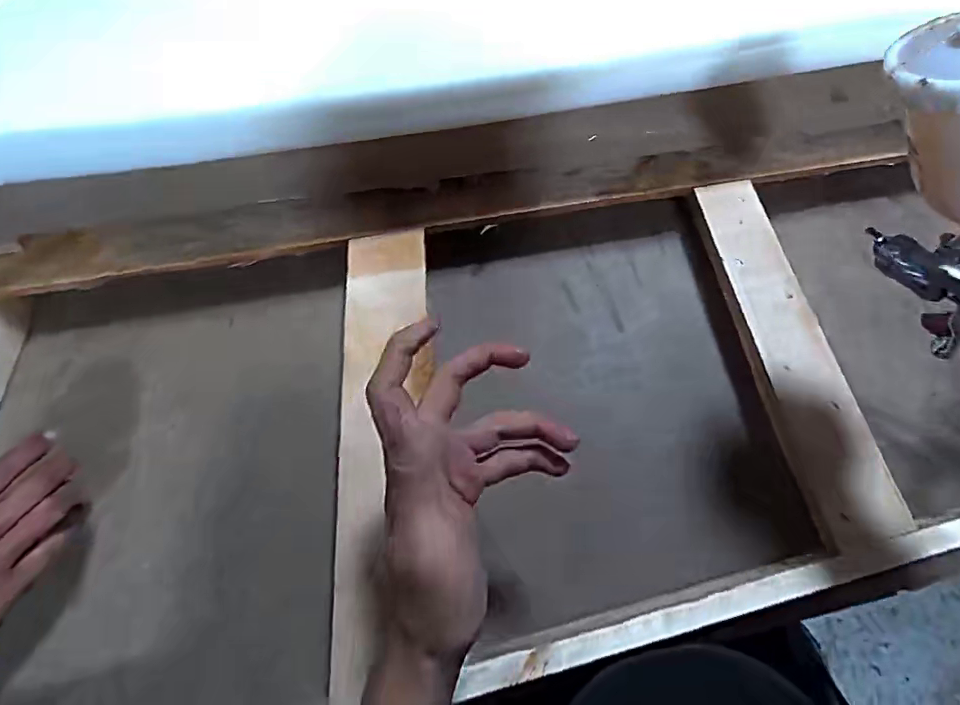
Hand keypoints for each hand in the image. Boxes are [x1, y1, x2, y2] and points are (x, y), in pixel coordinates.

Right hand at [0, 432, 84, 666]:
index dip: (25, 453)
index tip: (45, 438)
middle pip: (32, 488)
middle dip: (58, 467)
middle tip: (70, 460)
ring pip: (49, 511)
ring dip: (70, 494)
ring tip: (77, 487)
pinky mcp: (12, 587)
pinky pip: (51, 548)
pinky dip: (68, 530)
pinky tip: (74, 523)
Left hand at [367, 318, 578, 677]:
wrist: (435, 634)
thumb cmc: (425, 588)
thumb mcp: (418, 532)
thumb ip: (415, 478)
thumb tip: (409, 427)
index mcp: (410, 454)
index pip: (389, 390)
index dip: (402, 351)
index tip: (434, 325)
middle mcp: (427, 451)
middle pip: (452, 388)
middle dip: (485, 363)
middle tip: (523, 355)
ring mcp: (450, 469)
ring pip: (494, 429)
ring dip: (533, 429)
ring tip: (569, 443)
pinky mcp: (469, 489)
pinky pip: (505, 459)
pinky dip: (532, 457)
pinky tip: (557, 466)